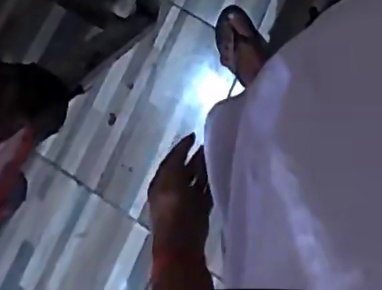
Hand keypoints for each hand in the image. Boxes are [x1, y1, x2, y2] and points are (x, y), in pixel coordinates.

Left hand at [148, 135, 210, 252]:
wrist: (180, 246)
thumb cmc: (171, 209)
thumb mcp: (171, 177)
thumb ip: (179, 158)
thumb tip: (190, 140)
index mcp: (160, 182)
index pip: (171, 159)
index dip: (182, 147)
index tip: (194, 134)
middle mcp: (172, 190)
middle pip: (185, 169)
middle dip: (196, 157)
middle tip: (210, 143)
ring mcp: (186, 202)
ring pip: (197, 180)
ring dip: (205, 169)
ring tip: (217, 154)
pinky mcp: (200, 212)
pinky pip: (207, 193)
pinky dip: (213, 184)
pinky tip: (221, 173)